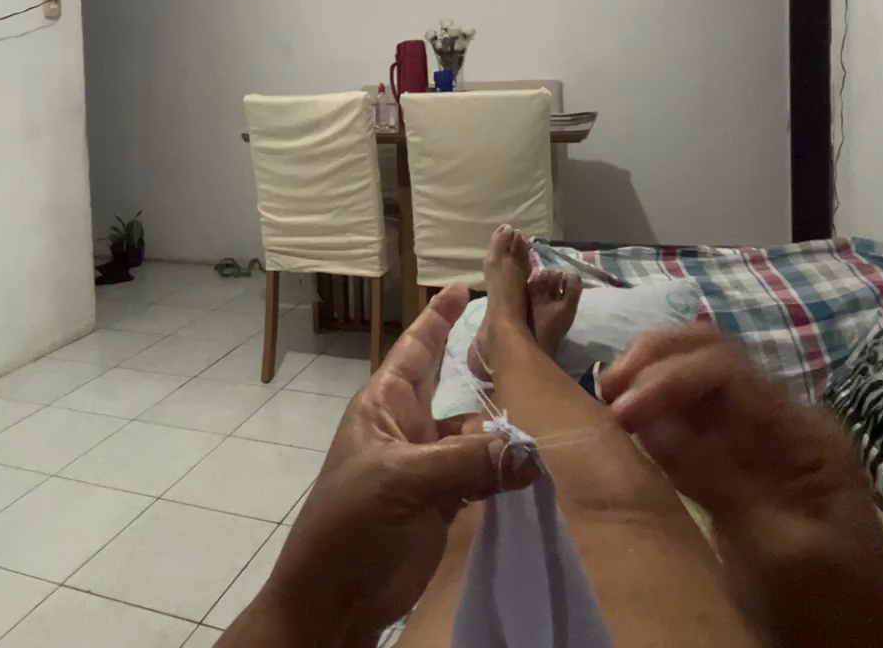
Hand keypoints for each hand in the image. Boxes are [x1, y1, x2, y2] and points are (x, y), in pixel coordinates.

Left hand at [229, 284, 536, 647]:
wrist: (335, 596)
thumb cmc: (351, 521)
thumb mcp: (402, 480)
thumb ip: (465, 461)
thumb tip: (530, 449)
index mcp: (384, 405)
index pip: (416, 348)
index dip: (437, 317)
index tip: (463, 286)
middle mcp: (408, 426)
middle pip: (452, 386)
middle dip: (482, 367)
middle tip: (524, 344)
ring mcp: (427, 465)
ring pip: (475, 434)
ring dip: (504, 430)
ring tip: (547, 422)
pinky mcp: (443, 502)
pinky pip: (481, 473)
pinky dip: (505, 470)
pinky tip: (535, 469)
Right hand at [598, 323, 866, 539]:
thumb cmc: (834, 606)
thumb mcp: (775, 547)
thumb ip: (711, 475)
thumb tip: (641, 417)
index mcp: (801, 430)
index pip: (725, 369)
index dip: (665, 378)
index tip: (619, 411)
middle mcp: (778, 418)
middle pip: (708, 353)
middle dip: (651, 359)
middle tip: (605, 389)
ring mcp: (756, 437)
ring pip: (693, 373)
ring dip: (646, 375)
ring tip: (605, 399)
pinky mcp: (733, 461)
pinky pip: (687, 414)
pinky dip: (651, 406)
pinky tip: (624, 422)